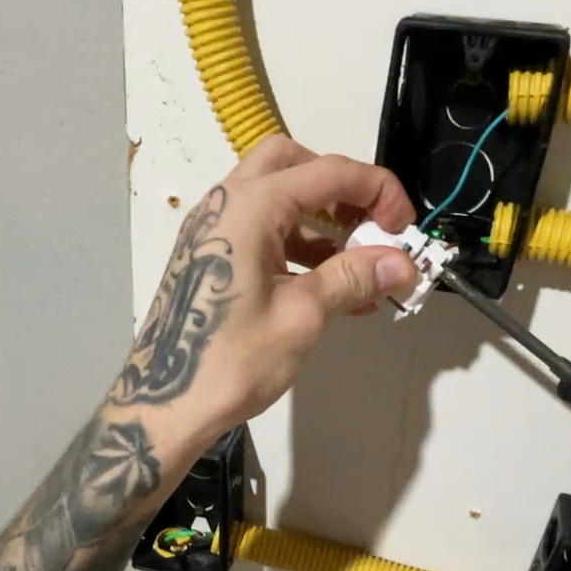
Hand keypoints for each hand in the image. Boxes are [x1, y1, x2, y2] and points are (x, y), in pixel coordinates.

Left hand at [111, 138, 416, 448]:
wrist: (165, 405)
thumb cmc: (231, 360)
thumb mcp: (302, 316)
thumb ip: (353, 278)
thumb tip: (403, 262)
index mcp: (249, 207)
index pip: (328, 172)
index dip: (377, 190)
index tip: (405, 227)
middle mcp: (226, 205)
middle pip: (292, 165)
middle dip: (340, 188)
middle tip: (370, 225)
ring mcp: (213, 232)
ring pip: (275, 201)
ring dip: (320, 223)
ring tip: (360, 271)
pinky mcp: (209, 260)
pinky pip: (260, 234)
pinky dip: (297, 248)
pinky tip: (330, 290)